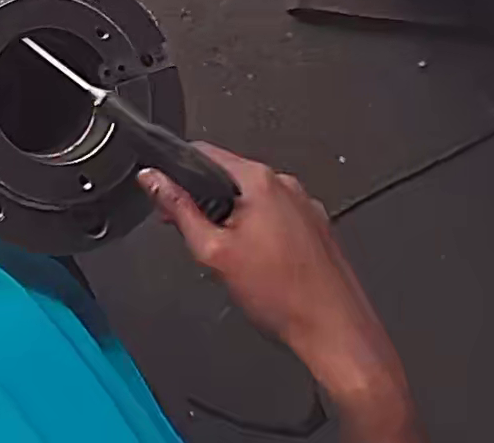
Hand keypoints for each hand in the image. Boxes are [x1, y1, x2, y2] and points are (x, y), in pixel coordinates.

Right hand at [141, 145, 421, 441]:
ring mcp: (306, 207)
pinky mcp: (318, 228)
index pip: (203, 151)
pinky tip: (261, 265)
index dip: (178, 172)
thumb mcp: (212, 250)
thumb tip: (152, 178)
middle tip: (199, 236)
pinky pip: (276, 216)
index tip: (169, 196)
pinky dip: (261, 231)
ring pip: (252, 199)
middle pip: (228, 177)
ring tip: (234, 259)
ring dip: (235, 218)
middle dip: (206, 202)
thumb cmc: (285, 298)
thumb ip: (177, 207)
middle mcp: (287, 185)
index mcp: (260, 180)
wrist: (340, 341)